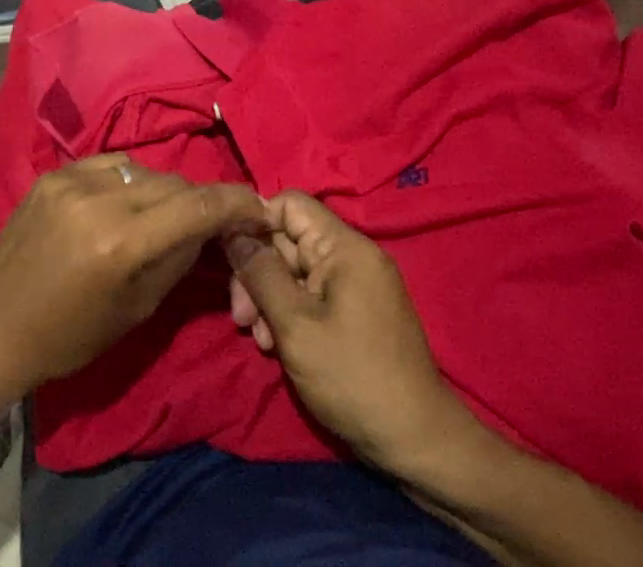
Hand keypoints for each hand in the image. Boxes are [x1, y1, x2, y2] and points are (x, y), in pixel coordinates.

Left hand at [0, 155, 266, 415]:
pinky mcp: (51, 175)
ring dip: (163, 190)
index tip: (260, 210)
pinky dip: (128, 182)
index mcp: (121, 242)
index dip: (238, 204)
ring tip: (160, 218)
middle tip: (211, 224)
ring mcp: (69, 181)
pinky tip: (124, 204)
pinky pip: (109, 166)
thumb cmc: (69, 337)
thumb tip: (212, 227)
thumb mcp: (138, 308)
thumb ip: (179, 258)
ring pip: (144, 170)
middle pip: (175, 183)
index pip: (199, 206)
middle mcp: (97, 200)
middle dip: (200, 202)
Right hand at [226, 190, 488, 475]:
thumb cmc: (350, 376)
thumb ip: (260, 273)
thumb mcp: (294, 324)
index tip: (230, 260)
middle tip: (241, 319)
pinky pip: (311, 297)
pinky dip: (289, 316)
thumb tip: (233, 232)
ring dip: (268, 301)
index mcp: (346, 248)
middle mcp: (353, 257)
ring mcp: (356, 286)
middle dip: (257, 274)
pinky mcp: (355, 313)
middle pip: (288, 241)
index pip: (290, 204)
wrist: (412, 438)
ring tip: (262, 342)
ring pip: (294, 272)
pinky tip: (278, 347)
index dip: (254, 224)